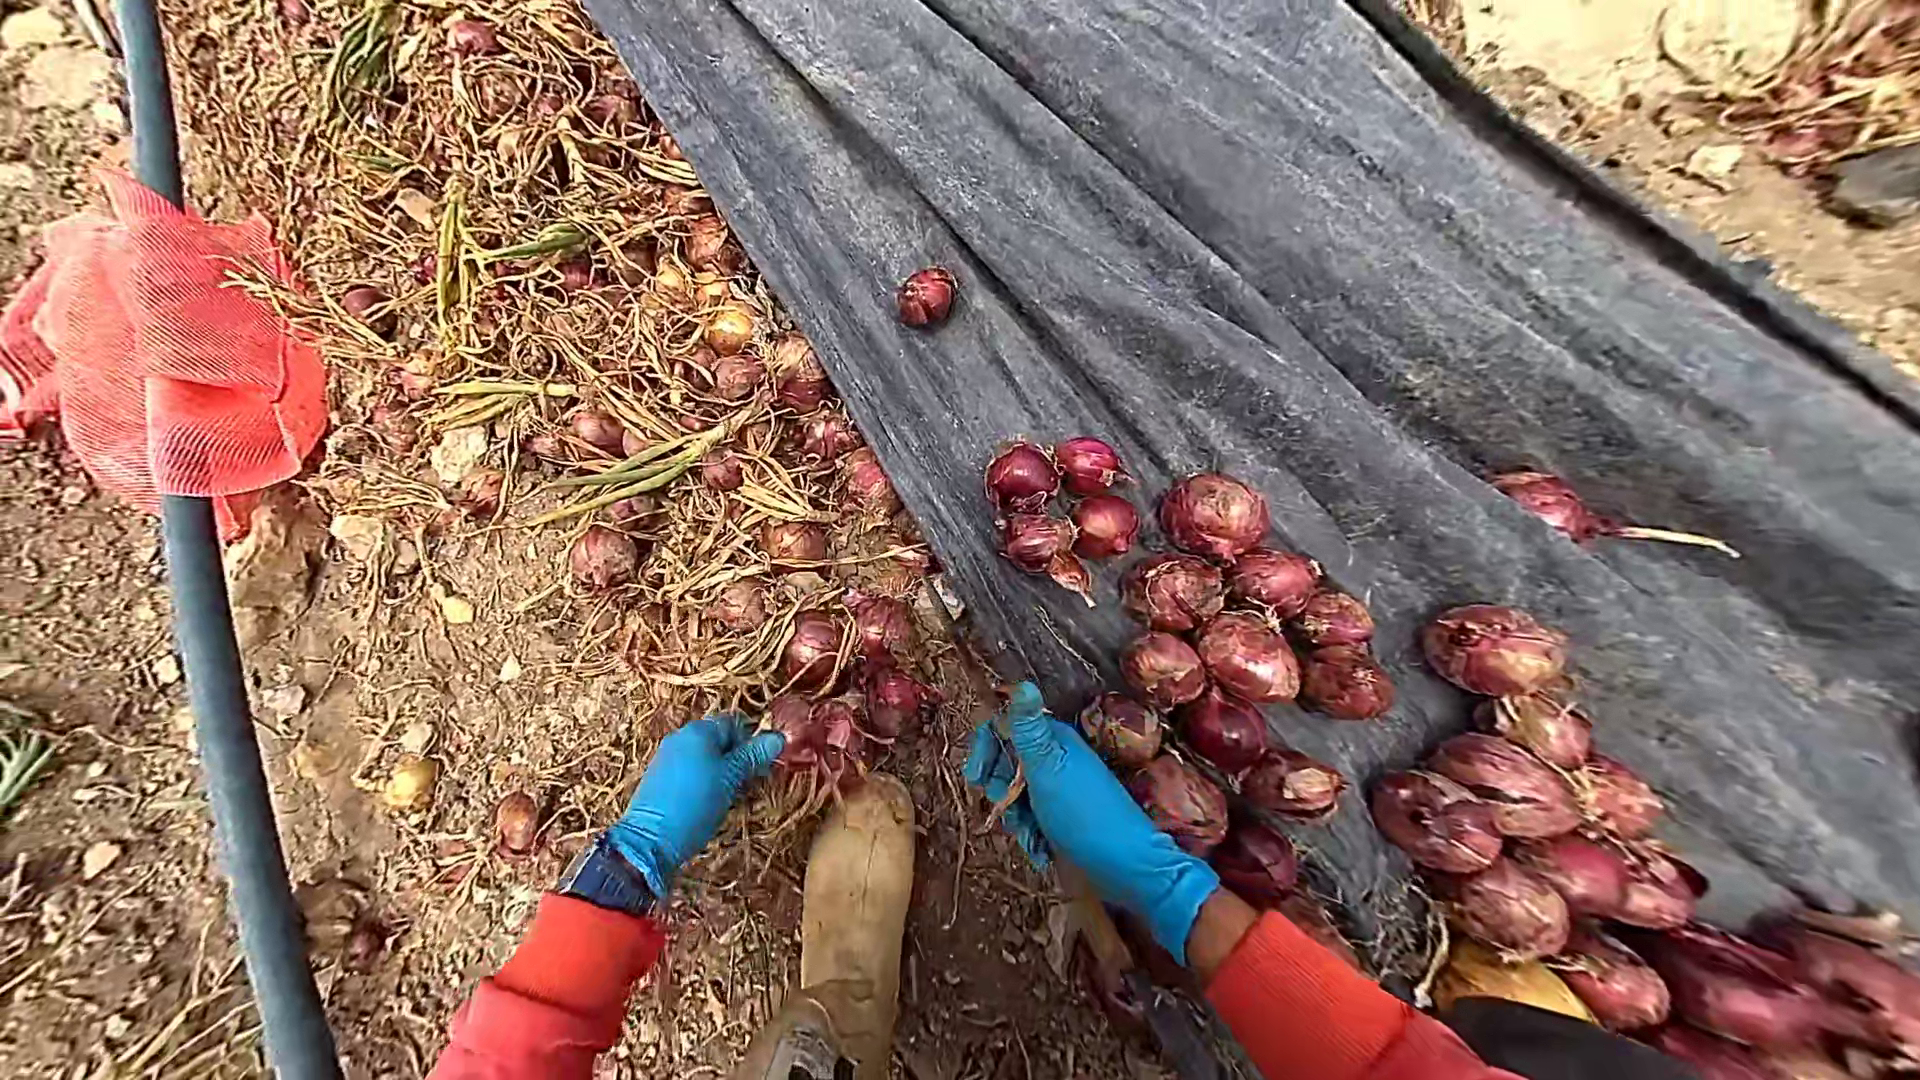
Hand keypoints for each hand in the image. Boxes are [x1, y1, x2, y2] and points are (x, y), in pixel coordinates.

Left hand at [606, 712, 784, 893]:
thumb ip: (754, 756)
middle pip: (721, 740)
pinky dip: (706, 782)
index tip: (760, 765)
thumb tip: (779, 737)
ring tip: (731, 796)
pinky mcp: (660, 779)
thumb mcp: (732, 779)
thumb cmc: (695, 803)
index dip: (752, 741)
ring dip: (724, 772)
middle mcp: (681, 738)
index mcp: (699, 731)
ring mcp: (667, 758)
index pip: (735, 722)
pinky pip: (691, 771)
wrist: (648, 844)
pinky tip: (710, 803)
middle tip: (750, 783)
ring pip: (707, 757)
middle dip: (739, 759)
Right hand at [965, 682, 1219, 964]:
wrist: (1129, 868)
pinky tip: (1040, 850)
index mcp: (1052, 739)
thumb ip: (1028, 729)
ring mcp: (1058, 789)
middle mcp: (1054, 758)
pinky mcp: (1061, 817)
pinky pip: (1030, 819)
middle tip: (1003, 807)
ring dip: (1013, 817)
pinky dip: (1030, 835)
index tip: (975, 778)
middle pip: (1005, 761)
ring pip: (1014, 794)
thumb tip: (1022, 682)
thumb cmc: (1085, 814)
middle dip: (998, 787)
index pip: (1003, 727)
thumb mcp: (1048, 769)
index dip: (985, 749)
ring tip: (1028, 835)